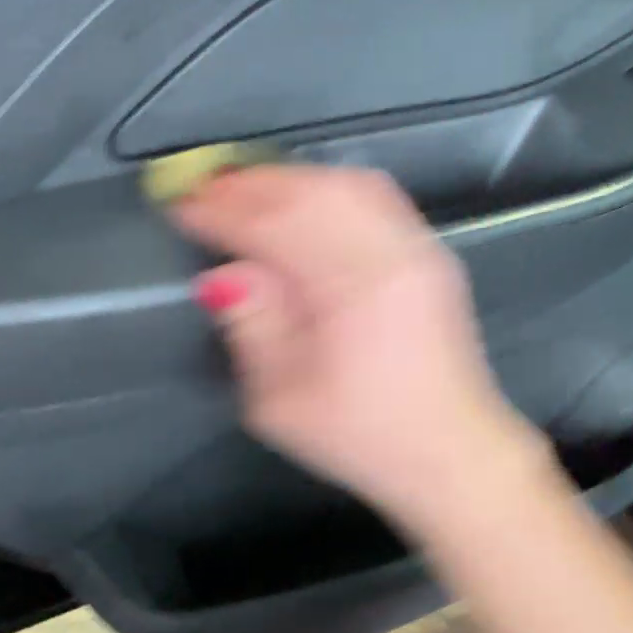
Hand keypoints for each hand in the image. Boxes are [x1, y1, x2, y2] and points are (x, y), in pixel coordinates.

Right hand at [173, 165, 544, 527]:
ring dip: (282, 179)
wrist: (452, 454)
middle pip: (309, 191)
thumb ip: (251, 330)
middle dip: (246, 185)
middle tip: (199, 189)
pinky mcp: (424, 253)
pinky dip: (321, 184)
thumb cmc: (361, 437)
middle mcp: (391, 255)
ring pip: (342, 183)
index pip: (274, 226)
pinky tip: (294, 195)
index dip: (220, 211)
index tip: (179, 206)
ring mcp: (416, 248)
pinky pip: (369, 194)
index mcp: (355, 292)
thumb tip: (221, 276)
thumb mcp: (282, 401)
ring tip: (237, 188)